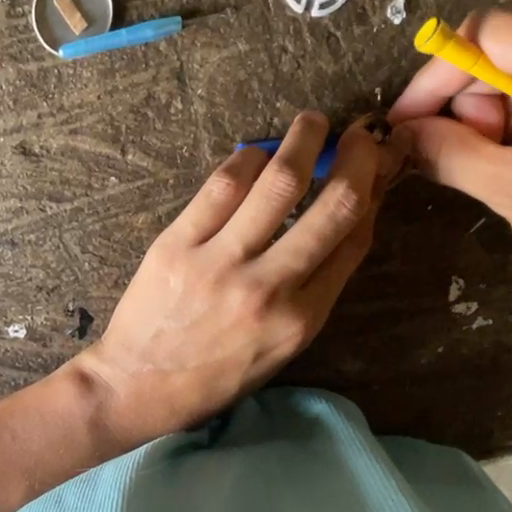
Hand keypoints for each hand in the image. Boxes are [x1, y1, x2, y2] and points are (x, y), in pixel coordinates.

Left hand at [70, 111, 400, 443]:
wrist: (137, 387)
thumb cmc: (211, 377)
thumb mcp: (277, 351)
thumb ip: (312, 294)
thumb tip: (343, 226)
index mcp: (301, 320)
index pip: (354, 241)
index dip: (373, 195)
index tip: (375, 170)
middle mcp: (269, 289)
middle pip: (335, 204)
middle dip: (357, 158)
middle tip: (357, 134)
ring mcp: (221, 264)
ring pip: (280, 181)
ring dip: (304, 140)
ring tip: (310, 123)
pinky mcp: (176, 246)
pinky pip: (221, 186)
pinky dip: (246, 161)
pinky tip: (254, 155)